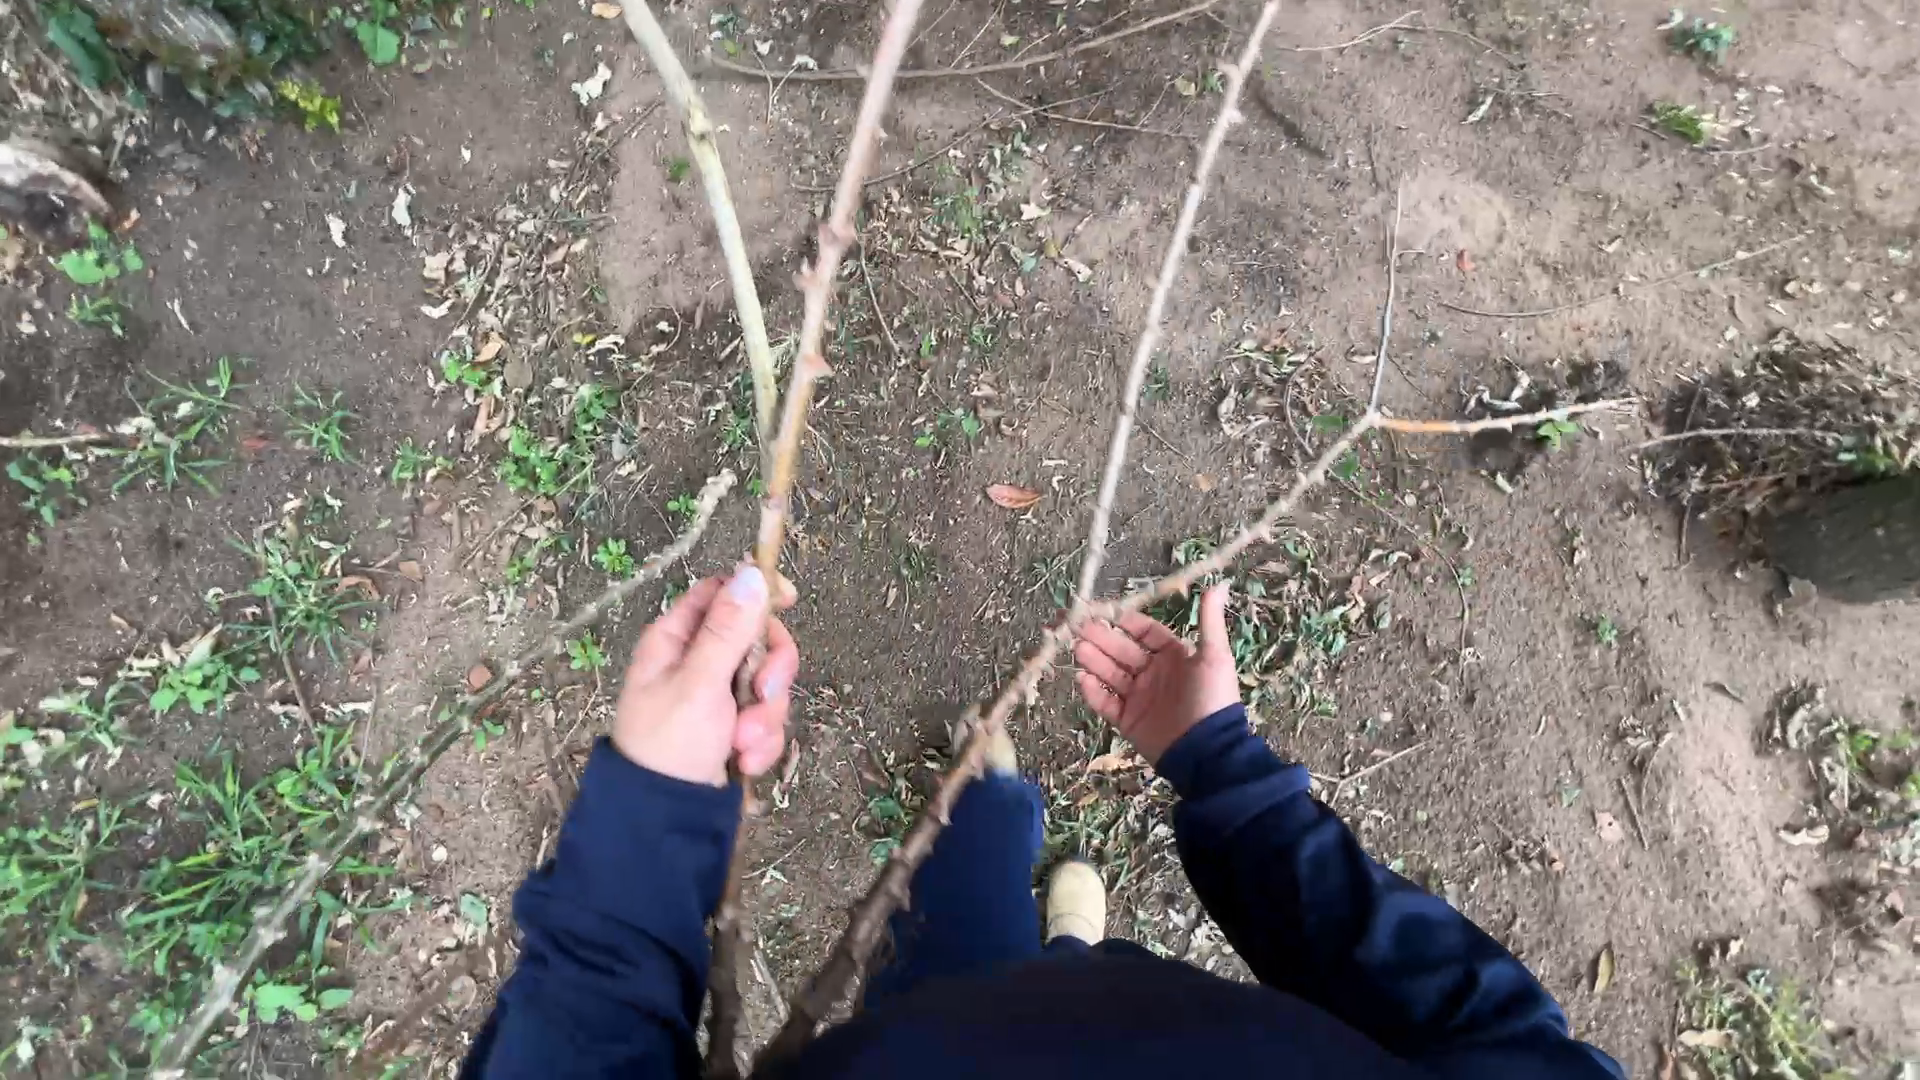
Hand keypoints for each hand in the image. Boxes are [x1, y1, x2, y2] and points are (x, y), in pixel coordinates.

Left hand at [611, 565, 797, 785]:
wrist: (664, 823)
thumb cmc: (670, 744)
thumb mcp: (699, 683)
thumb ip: (728, 630)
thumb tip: (753, 571)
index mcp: (676, 640)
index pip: (721, 593)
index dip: (755, 592)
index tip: (789, 601)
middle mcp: (699, 661)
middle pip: (756, 638)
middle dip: (769, 671)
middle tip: (763, 692)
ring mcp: (720, 695)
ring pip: (768, 680)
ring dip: (766, 714)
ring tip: (743, 743)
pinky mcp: (736, 725)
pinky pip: (768, 715)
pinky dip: (762, 739)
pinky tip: (744, 761)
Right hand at [1072, 584, 1239, 763]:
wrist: (1208, 753)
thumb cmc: (1211, 699)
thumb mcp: (1214, 656)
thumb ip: (1209, 620)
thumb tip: (1218, 584)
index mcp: (1173, 656)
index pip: (1143, 632)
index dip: (1122, 620)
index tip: (1100, 609)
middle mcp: (1153, 674)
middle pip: (1121, 650)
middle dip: (1100, 638)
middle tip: (1077, 627)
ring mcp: (1139, 698)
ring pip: (1110, 674)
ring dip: (1093, 660)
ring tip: (1076, 648)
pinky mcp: (1129, 721)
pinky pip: (1106, 703)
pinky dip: (1093, 692)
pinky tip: (1081, 678)